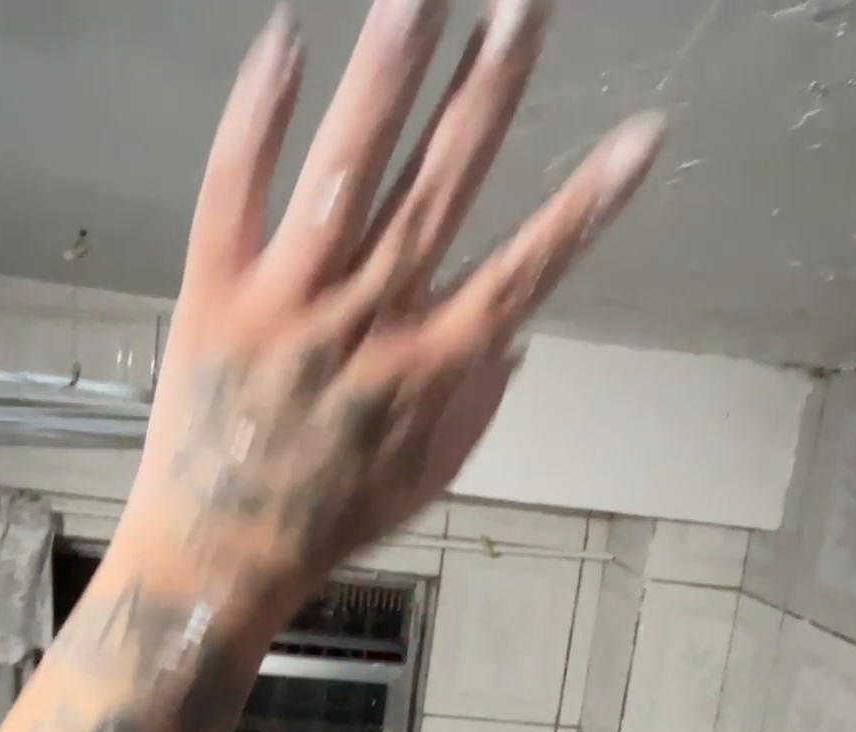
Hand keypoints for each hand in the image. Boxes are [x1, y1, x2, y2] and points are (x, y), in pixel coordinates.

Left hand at [124, 0, 662, 595]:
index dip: (588, 204)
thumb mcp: (431, 477)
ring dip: (388, 74)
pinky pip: (235, 188)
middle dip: (492, 90)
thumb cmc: (335, 520)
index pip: (527, 268)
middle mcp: (369, 317)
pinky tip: (286, 41)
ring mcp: (288, 298)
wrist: (221, 553)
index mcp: (431, 367)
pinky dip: (259, 116)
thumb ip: (480, 403)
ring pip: (347, 168)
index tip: (641, 139)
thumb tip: (515, 334)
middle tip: (526, 7)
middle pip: (443, 187)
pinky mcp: (215, 289)